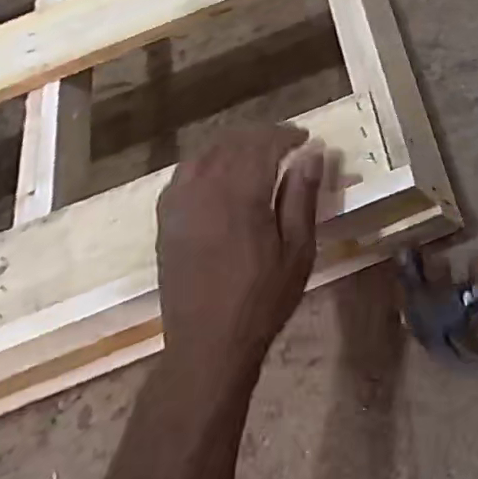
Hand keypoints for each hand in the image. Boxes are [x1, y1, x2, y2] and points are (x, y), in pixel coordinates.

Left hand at [156, 125, 338, 371]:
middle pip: (231, 144)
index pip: (262, 146)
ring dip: (232, 145)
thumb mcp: (298, 249)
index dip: (285, 135)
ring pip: (204, 155)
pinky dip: (205, 163)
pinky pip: (182, 176)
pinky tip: (219, 173)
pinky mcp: (165, 223)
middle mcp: (204, 193)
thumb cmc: (263, 297)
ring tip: (256, 152)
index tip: (305, 137)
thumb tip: (312, 154)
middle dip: (261, 135)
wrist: (208, 343)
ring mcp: (178, 207)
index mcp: (240, 198)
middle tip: (286, 141)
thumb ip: (302, 196)